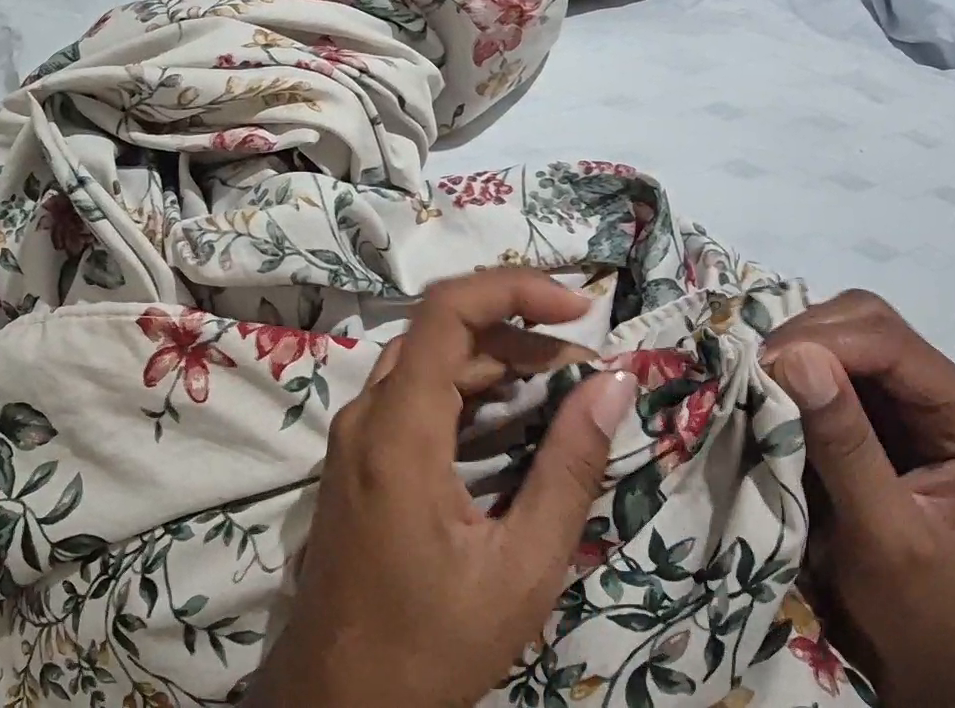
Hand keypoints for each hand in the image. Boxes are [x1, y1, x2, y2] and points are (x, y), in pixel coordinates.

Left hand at [244, 269, 638, 707]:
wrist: (339, 700)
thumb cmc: (432, 642)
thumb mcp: (521, 566)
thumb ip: (569, 467)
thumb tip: (615, 383)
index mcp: (398, 430)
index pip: (446, 310)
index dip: (514, 288)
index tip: (579, 308)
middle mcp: (367, 416)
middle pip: (441, 334)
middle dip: (520, 334)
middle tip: (587, 369)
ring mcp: (355, 436)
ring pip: (427, 364)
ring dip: (496, 364)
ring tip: (563, 392)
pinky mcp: (358, 459)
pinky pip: (414, 399)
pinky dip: (467, 395)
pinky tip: (514, 426)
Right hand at [763, 290, 954, 707]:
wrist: (925, 665)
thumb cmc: (915, 611)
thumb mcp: (881, 532)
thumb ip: (844, 443)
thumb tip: (795, 358)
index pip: (896, 346)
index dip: (824, 342)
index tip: (762, 368)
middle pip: (875, 325)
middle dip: (809, 337)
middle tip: (756, 374)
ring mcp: (922, 411)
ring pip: (851, 338)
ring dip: (799, 350)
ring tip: (760, 383)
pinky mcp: (886, 422)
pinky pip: (837, 371)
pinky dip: (798, 372)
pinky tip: (772, 392)